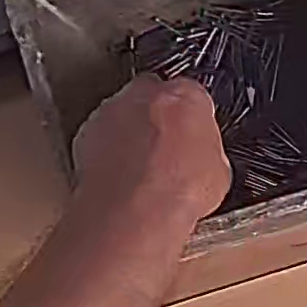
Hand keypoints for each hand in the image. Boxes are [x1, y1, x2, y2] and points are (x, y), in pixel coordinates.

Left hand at [72, 75, 230, 223]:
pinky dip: (110, 153)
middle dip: (160, 120)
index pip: (195, 95)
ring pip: (124, 115)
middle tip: (170, 153)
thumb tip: (206, 163)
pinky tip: (124, 180)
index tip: (195, 139)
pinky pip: (102, 138)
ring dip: (133, 136)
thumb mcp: (219, 175)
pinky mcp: (87, 134)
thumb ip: (209, 153)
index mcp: (186, 96)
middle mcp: (145, 94)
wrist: (136, 211)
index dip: (195, 120)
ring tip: (146, 172)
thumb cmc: (176, 191)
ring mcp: (111, 112)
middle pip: (154, 97)